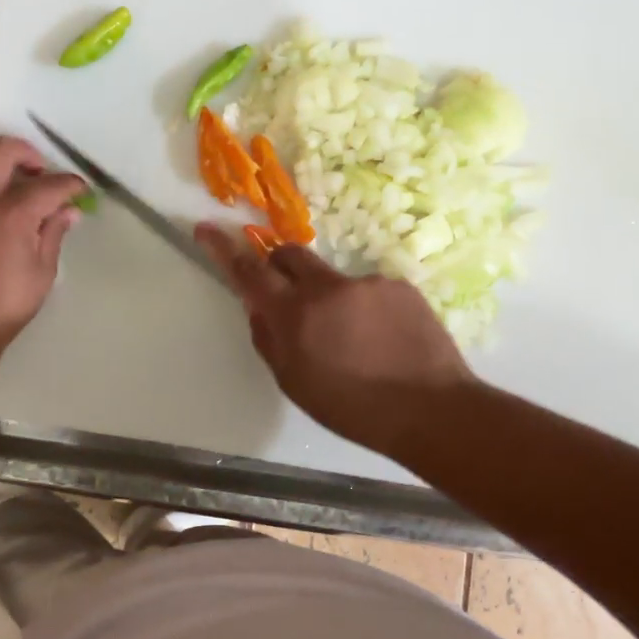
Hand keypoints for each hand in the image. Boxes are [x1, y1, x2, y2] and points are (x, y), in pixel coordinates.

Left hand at [0, 136, 84, 349]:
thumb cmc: (6, 305)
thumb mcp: (43, 272)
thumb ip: (53, 233)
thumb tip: (68, 210)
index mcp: (12, 215)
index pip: (50, 185)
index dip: (70, 185)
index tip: (77, 190)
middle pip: (2, 149)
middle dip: (27, 153)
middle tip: (37, 172)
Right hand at [196, 224, 477, 456]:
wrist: (433, 410)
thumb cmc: (351, 408)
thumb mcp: (292, 382)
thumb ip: (268, 338)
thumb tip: (257, 307)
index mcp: (294, 314)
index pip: (249, 272)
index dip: (223, 249)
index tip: (205, 228)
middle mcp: (327, 288)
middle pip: (290, 254)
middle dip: (278, 266)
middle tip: (285, 295)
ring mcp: (367, 284)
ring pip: (331, 279)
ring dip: (328, 299)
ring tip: (351, 341)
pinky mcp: (400, 287)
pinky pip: (368, 290)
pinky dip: (363, 309)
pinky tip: (380, 341)